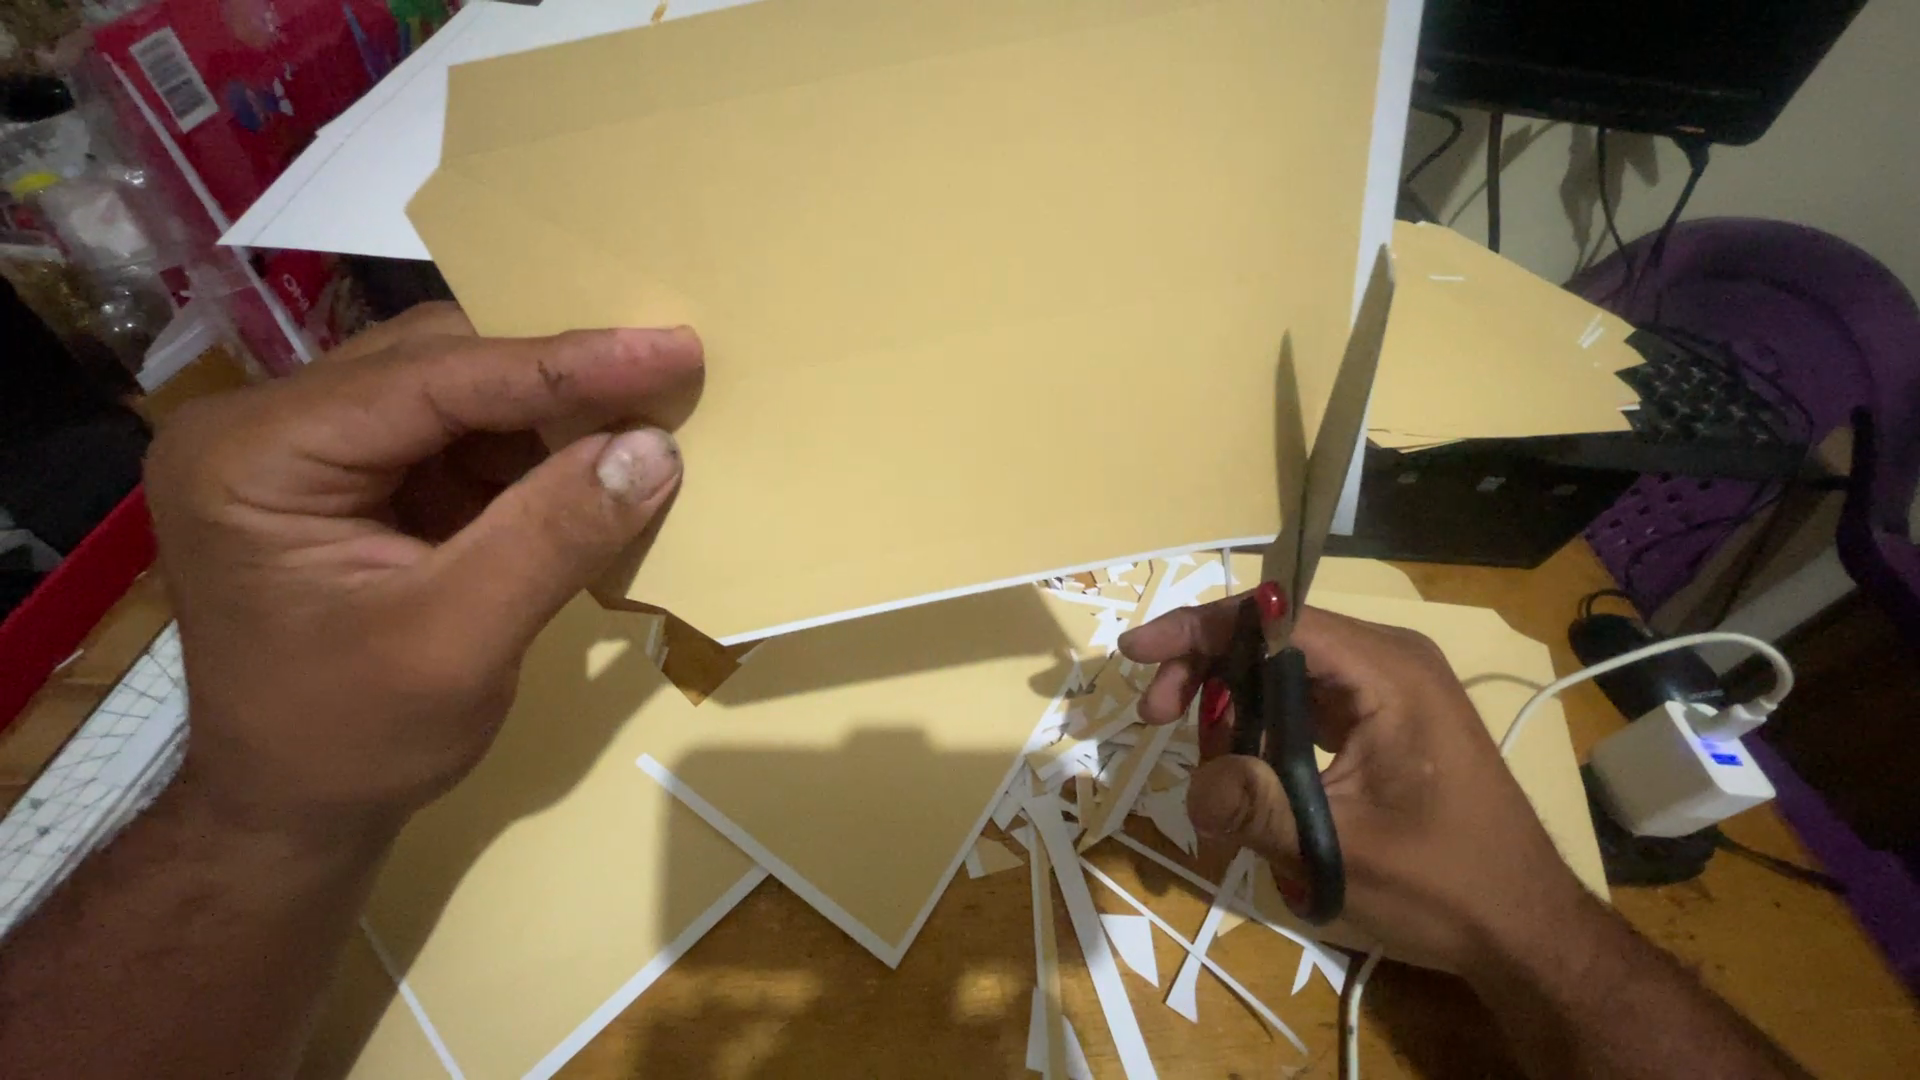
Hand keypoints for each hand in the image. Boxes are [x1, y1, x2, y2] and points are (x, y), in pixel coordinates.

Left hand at [145, 304, 701, 838]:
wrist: (301, 806)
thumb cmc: (355, 737)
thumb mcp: (460, 643)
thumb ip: (555, 537)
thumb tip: (655, 449)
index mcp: (258, 456)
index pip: (433, 381)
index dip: (565, 364)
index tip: (672, 349)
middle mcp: (281, 429)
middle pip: (446, 364)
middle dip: (564, 376)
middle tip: (670, 375)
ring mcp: (330, 453)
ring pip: (470, 393)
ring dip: (564, 410)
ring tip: (649, 419)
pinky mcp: (380, 483)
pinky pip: (479, 438)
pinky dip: (550, 449)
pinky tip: (601, 463)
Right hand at [1118, 596, 1585, 971]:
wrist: (1527, 932)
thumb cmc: (1448, 885)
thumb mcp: (1341, 850)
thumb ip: (1255, 808)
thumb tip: (1189, 785)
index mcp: (1385, 670)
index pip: (1273, 620)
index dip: (1199, 627)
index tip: (1139, 651)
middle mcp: (1383, 660)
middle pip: (1268, 638)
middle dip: (1204, 670)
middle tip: (1157, 717)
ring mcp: (1381, 687)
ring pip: (1277, 669)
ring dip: (1226, 701)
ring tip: (1202, 759)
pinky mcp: (1374, 717)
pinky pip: (1297, 700)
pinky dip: (1255, 722)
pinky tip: (1236, 761)